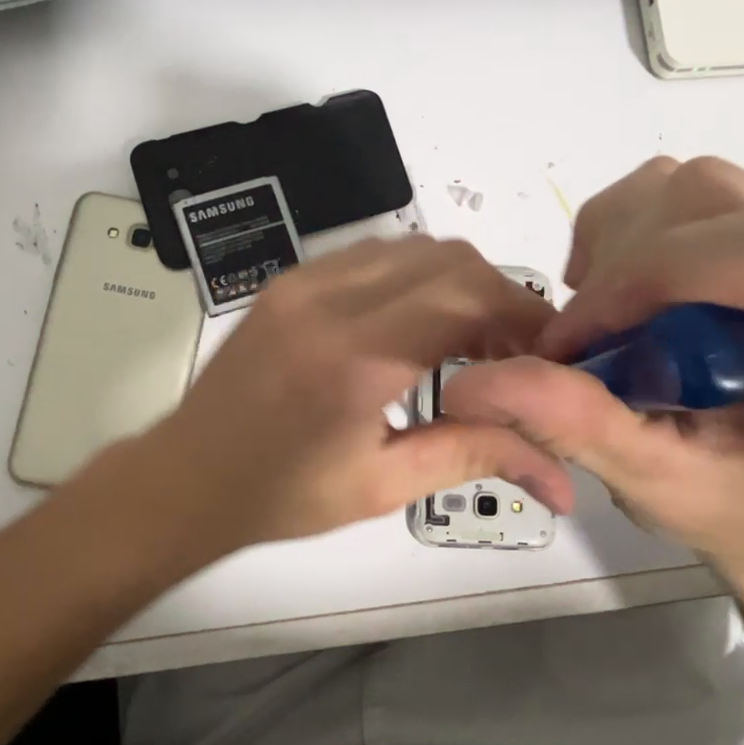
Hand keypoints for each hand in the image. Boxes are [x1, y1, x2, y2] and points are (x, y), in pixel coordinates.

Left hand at [131, 236, 575, 549]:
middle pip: (446, 259)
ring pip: (410, 248)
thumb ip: (473, 453)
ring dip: (454, 282)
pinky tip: (414, 326)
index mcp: (355, 359)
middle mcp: (328, 301)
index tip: (547, 350)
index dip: (521, 314)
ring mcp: (301, 283)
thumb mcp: (383, 487)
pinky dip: (411, 277)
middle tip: (512, 352)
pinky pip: (370, 256)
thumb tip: (557, 463)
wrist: (187, 477)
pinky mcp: (287, 282)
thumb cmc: (282, 496)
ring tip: (467, 340)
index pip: (466, 296)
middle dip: (496, 296)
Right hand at [440, 156, 743, 576]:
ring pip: (701, 185)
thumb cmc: (735, 509)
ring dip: (621, 241)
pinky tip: (617, 292)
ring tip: (599, 318)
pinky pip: (687, 191)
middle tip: (582, 337)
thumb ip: (577, 427)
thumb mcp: (655, 486)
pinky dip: (626, 228)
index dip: (672, 266)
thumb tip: (474, 382)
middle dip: (628, 259)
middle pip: (731, 202)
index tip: (589, 332)